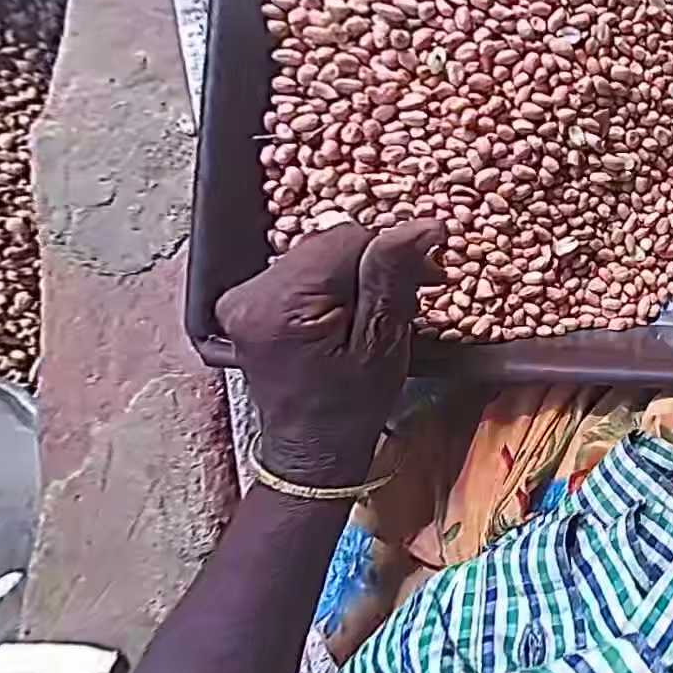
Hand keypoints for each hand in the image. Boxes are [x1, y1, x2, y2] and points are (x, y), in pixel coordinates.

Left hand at [216, 220, 444, 485]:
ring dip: (362, 268)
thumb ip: (392, 277)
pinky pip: (309, 267)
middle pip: (332, 242)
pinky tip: (357, 305)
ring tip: (385, 303)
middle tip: (414, 289)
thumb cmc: (353, 402)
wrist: (313, 446)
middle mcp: (248, 292)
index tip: (428, 273)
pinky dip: (341, 278)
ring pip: (323, 251)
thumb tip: (423, 226)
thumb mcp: (383, 341)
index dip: (394, 250)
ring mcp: (243, 296)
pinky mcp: (251, 301)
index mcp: (279, 304)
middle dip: (379, 259)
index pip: (348, 239)